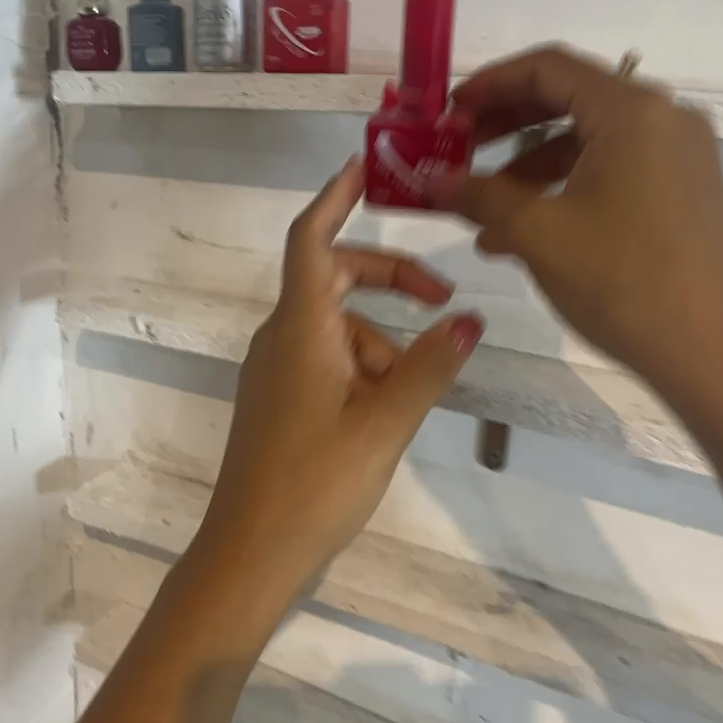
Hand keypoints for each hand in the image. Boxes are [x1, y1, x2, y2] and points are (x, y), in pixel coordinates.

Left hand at [196, 159, 483, 599]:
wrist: (251, 553)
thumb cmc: (315, 482)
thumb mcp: (386, 422)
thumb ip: (429, 367)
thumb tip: (471, 322)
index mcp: (299, 328)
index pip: (312, 238)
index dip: (336, 197)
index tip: (367, 168)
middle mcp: (281, 338)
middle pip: (334, 279)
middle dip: (389, 280)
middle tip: (442, 299)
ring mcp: (275, 373)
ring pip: (336, 328)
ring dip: (382, 342)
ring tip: (414, 393)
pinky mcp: (279, 404)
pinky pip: (326, 363)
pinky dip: (362, 370)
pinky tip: (387, 413)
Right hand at [442, 45, 722, 396]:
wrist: (714, 352)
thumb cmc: (623, 281)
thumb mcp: (538, 234)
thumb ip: (480, 196)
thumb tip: (432, 179)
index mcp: (631, 111)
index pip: (549, 67)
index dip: (489, 83)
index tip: (447, 113)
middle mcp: (662, 119)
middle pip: (569, 99)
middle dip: (505, 124)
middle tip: (457, 152)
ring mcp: (678, 158)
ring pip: (587, 142)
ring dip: (528, 167)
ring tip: (480, 210)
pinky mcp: (683, 194)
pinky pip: (610, 173)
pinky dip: (563, 190)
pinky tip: (522, 234)